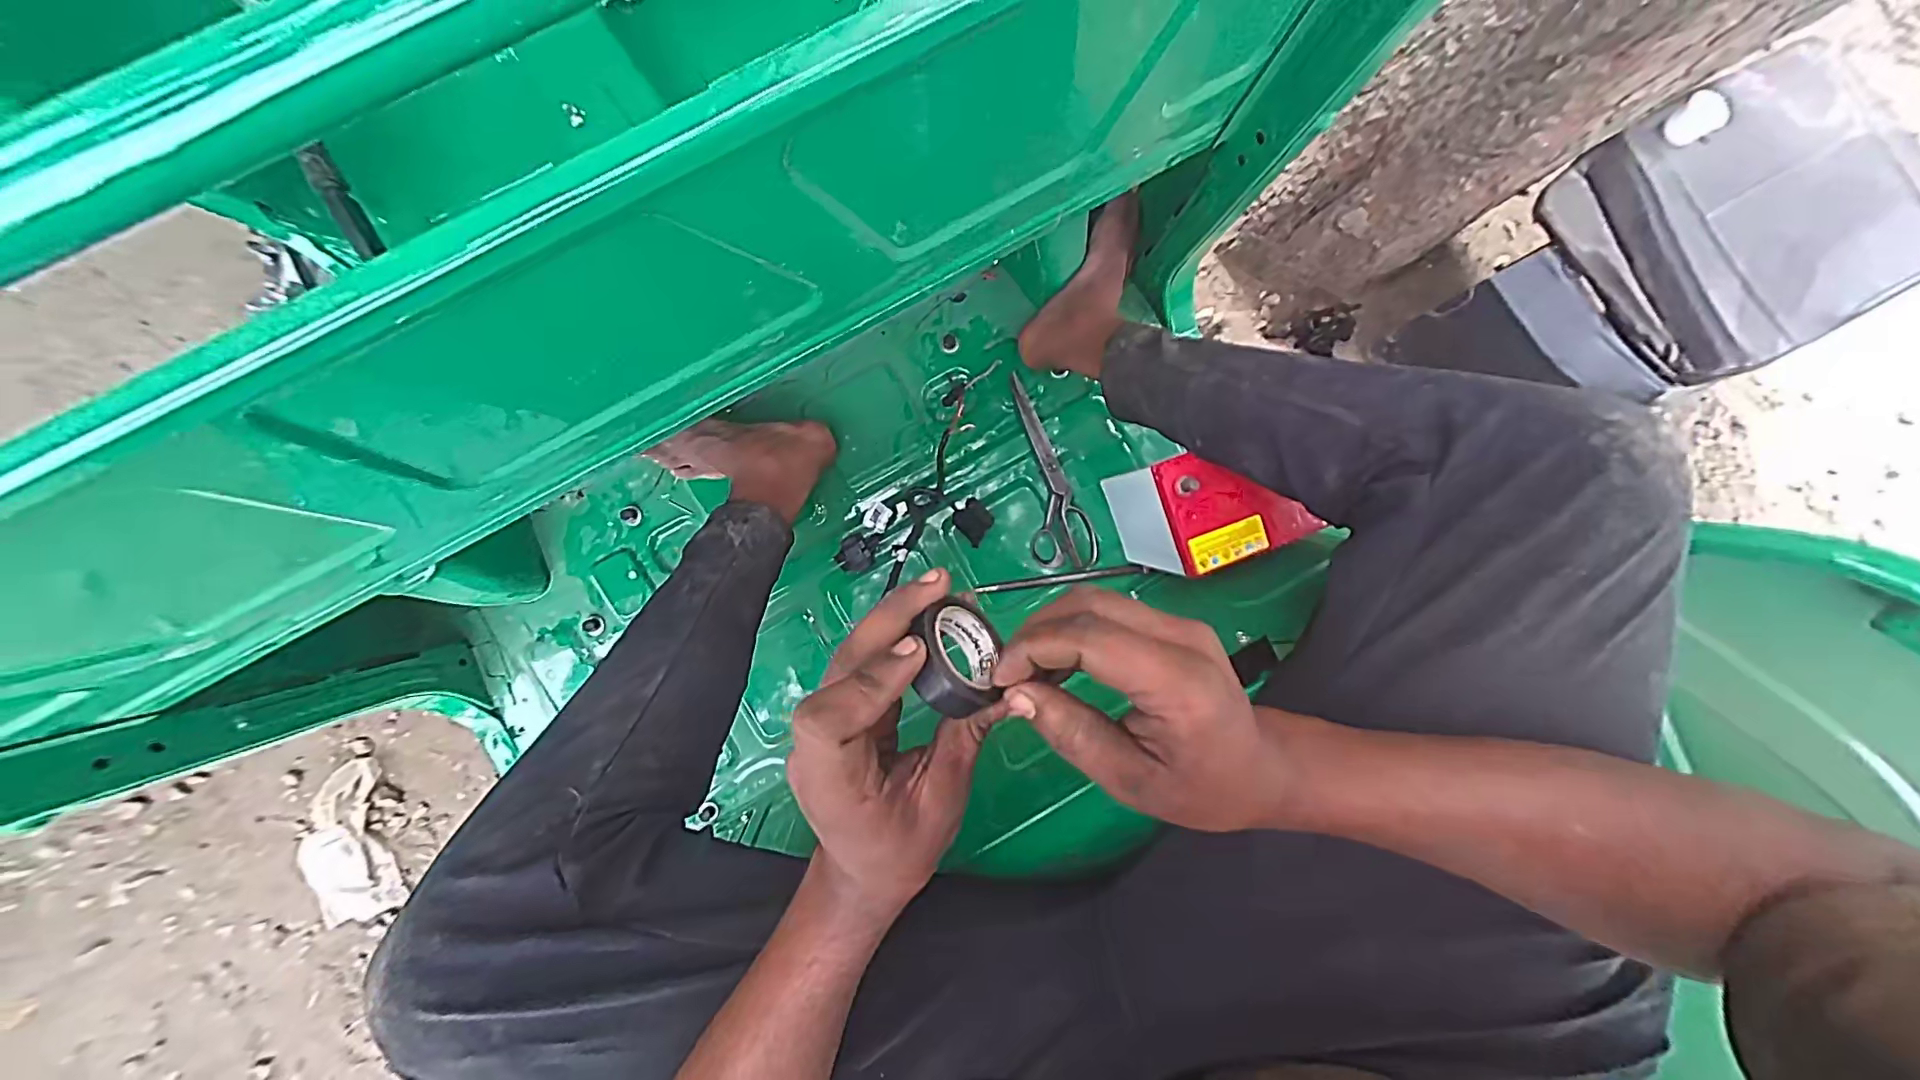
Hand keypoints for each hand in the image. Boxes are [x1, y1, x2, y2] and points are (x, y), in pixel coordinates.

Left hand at [787, 568, 1000, 917]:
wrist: (861, 870)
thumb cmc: (896, 853)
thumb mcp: (939, 804)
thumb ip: (964, 740)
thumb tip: (1007, 692)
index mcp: (828, 778)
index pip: (830, 716)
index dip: (871, 680)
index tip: (916, 652)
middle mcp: (815, 740)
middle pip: (842, 666)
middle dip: (890, 620)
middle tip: (938, 585)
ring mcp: (824, 718)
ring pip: (853, 654)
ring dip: (895, 616)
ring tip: (936, 589)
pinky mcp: (844, 704)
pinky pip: (866, 661)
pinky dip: (896, 633)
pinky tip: (924, 612)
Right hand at [992, 588, 1293, 831]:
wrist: (1262, 766)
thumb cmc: (1203, 787)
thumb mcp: (1132, 780)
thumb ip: (1072, 734)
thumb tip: (1016, 694)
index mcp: (1177, 680)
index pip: (1090, 637)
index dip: (1034, 648)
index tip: (1000, 678)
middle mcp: (1180, 636)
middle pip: (1087, 605)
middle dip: (1034, 632)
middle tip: (1007, 672)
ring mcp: (1177, 622)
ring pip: (1093, 598)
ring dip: (1049, 626)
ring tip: (1027, 669)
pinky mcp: (1170, 621)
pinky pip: (1106, 609)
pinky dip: (1069, 627)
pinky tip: (1057, 660)